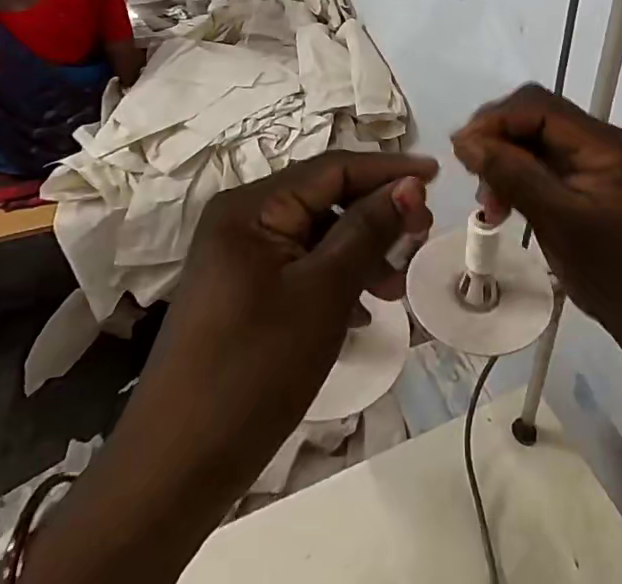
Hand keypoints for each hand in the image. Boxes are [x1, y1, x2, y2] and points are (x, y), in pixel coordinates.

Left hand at [18, 151, 436, 583]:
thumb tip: (410, 184)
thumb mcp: (323, 292)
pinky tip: (361, 314)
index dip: (386, 169)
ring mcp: (236, 258)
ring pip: (311, 237)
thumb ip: (366, 231)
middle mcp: (239, 220)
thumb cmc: (258, 365)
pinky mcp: (240, 292)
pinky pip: (296, 269)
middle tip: (421, 238)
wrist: (183, 454)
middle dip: (374, 215)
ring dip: (357, 254)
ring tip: (396, 289)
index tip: (438, 175)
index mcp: (250, 206)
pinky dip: (333, 281)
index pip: (329, 168)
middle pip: (320, 200)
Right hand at [450, 84, 621, 334]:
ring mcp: (591, 157)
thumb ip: (512, 175)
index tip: (462, 149)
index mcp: (608, 144)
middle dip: (494, 140)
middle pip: (532, 116)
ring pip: (528, 137)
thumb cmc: (610, 270)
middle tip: (472, 175)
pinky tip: (499, 202)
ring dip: (499, 160)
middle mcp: (602, 140)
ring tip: (488, 201)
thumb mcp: (558, 220)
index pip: (540, 107)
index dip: (495, 120)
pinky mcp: (580, 175)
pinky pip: (533, 159)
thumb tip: (464, 141)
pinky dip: (509, 174)